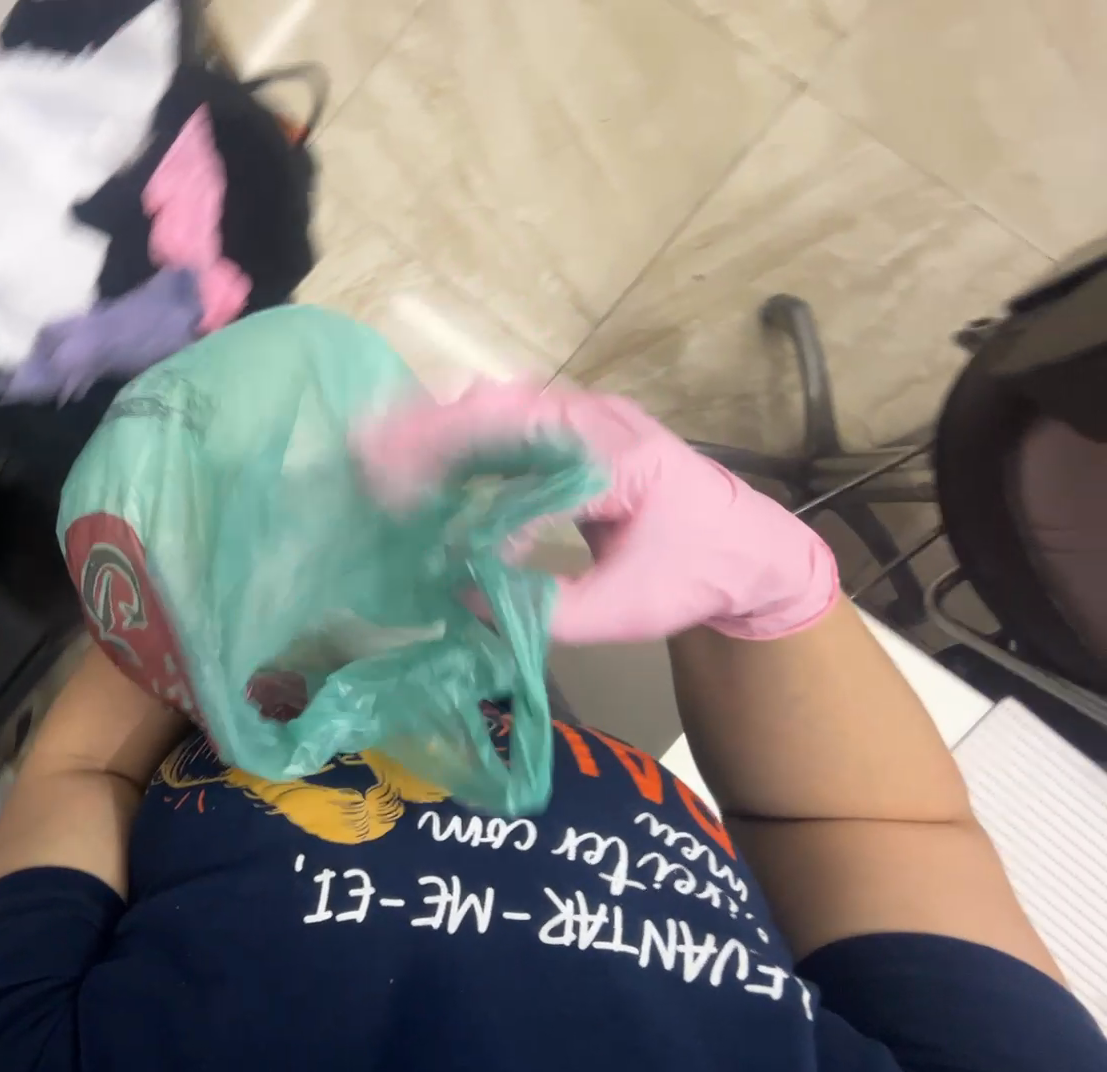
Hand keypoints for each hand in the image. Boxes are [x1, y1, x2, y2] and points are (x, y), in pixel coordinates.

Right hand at [352, 383, 838, 643]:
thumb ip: (540, 609)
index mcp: (619, 460)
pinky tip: (424, 454)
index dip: (451, 472)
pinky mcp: (576, 431)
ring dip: (438, 424)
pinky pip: (509, 420)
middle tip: (370, 449)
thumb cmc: (693, 579)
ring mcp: (589, 419)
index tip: (397, 494)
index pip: (517, 455)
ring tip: (382, 445)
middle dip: (428, 428)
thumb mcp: (620, 613)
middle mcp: (601, 423)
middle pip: (499, 408)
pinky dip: (461, 434)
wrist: (755, 555)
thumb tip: (460, 591)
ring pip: (499, 405)